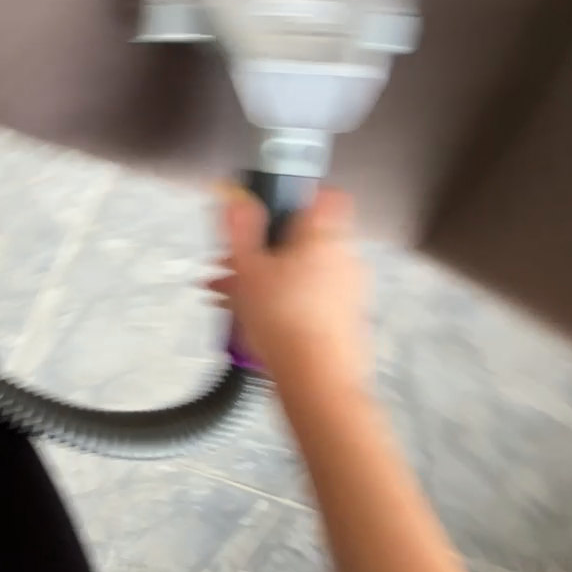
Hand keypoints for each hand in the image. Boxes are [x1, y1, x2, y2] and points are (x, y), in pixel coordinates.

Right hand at [209, 186, 370, 390]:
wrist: (317, 380)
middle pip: (302, 235)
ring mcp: (347, 289)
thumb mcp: (245, 266)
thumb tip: (237, 196)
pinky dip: (278, 292)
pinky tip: (244, 311)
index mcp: (325, 239)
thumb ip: (240, 227)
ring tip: (223, 291)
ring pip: (299, 265)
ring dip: (261, 271)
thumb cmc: (280, 316)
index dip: (297, 191)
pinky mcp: (343, 316)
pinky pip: (306, 291)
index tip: (266, 204)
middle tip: (227, 259)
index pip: (326, 194)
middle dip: (261, 243)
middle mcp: (344, 259)